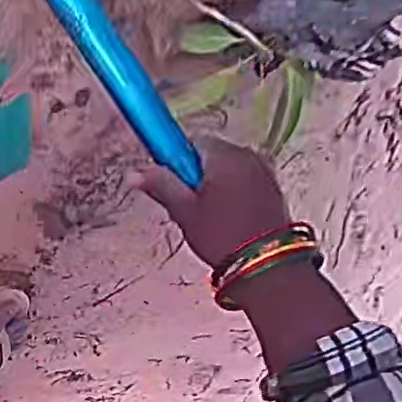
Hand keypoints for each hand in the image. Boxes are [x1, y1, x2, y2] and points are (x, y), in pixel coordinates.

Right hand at [131, 136, 289, 270]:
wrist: (264, 260)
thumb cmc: (220, 234)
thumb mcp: (183, 210)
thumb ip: (160, 185)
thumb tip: (133, 172)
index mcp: (225, 157)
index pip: (190, 142)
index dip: (172, 160)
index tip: (164, 182)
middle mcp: (248, 156)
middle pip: (207, 155)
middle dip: (189, 174)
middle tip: (181, 204)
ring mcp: (262, 170)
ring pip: (222, 168)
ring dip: (206, 184)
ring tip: (200, 214)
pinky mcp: (269, 186)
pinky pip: (238, 179)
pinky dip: (224, 191)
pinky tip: (219, 215)